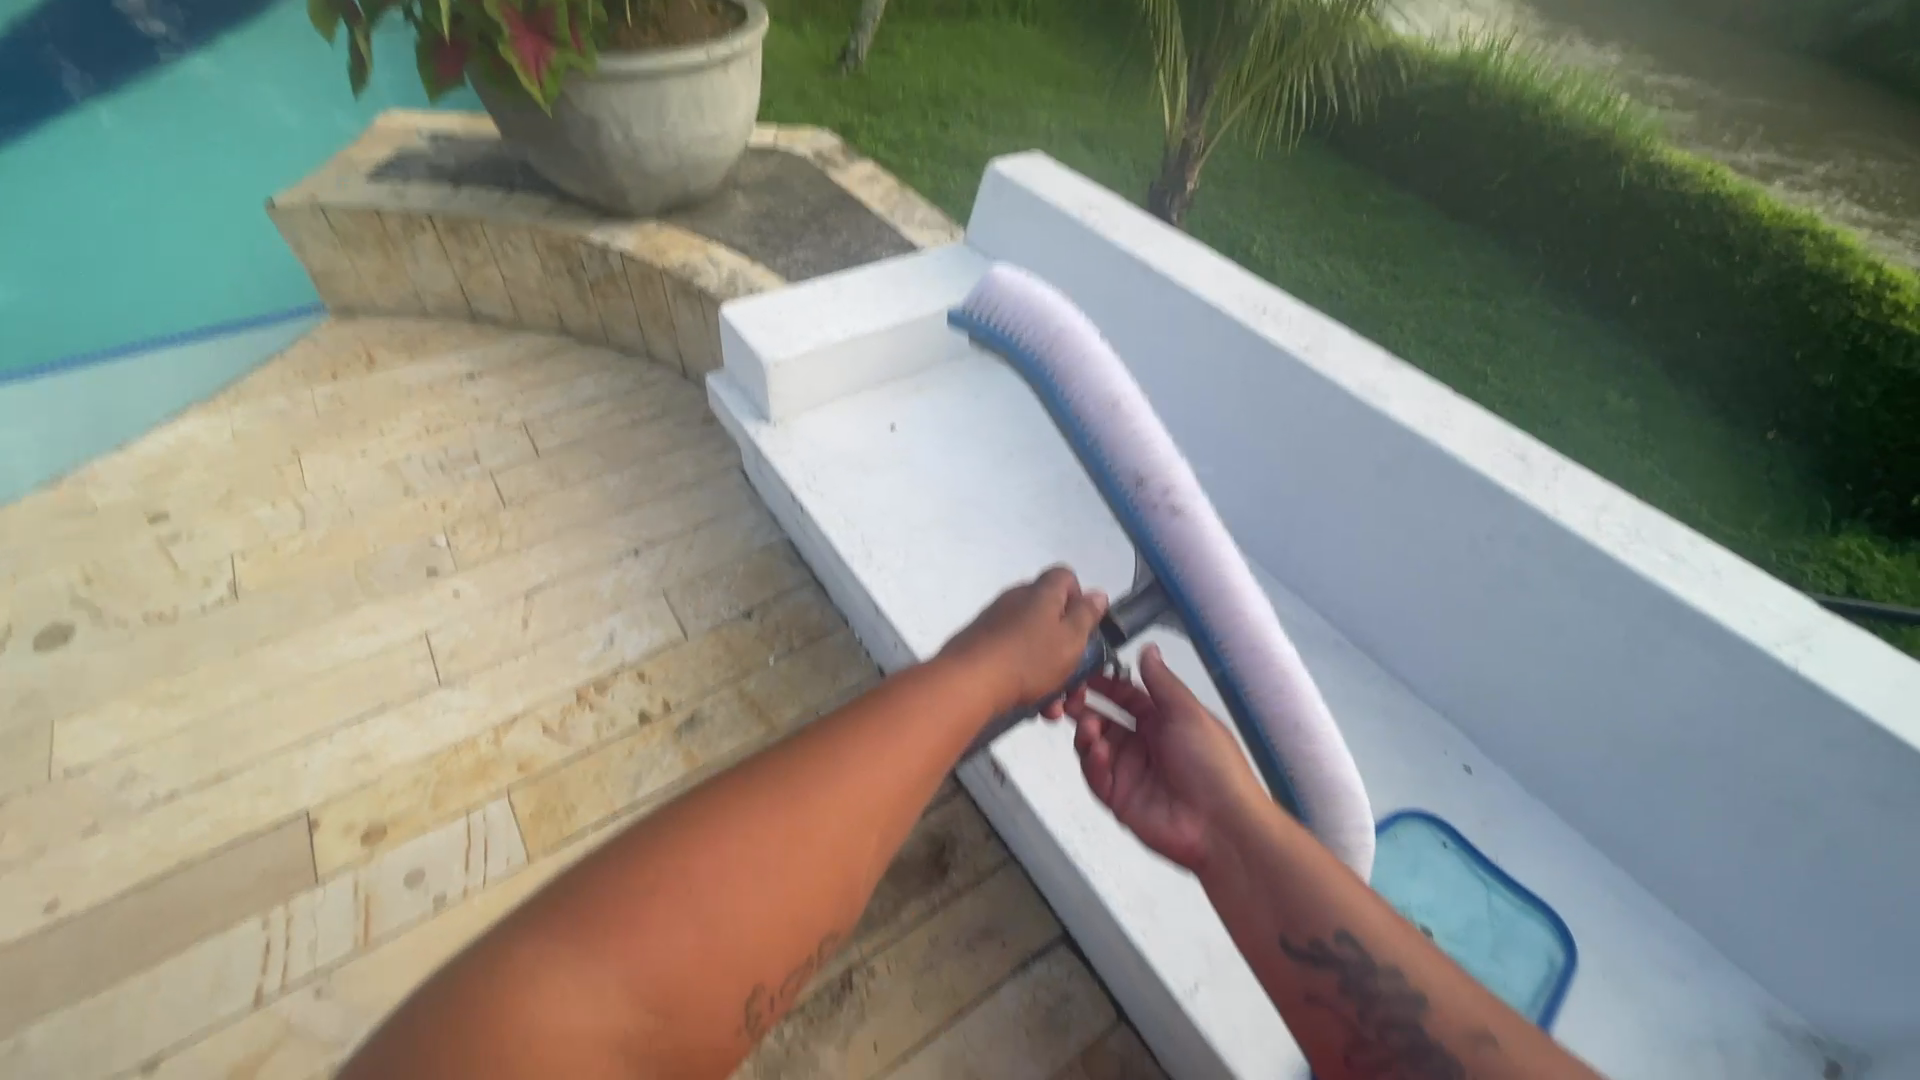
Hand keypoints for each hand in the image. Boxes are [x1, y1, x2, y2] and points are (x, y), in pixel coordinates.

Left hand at [939, 567, 1108, 718]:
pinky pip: (1011, 658)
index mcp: (1041, 592)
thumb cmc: (1028, 659)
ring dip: (1048, 674)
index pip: (1065, 578)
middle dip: (1067, 652)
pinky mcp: (978, 645)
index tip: (1084, 629)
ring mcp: (994, 622)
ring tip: (1053, 706)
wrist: (967, 683)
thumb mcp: (1071, 639)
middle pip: (1050, 617)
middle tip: (1074, 683)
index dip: (1079, 600)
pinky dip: (1024, 679)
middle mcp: (1016, 599)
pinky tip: (1030, 706)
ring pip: (1033, 644)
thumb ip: (1087, 615)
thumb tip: (1097, 593)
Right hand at [1061, 644, 1265, 873]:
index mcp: (1162, 721)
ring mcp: (1128, 771)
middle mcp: (1142, 743)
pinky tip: (1100, 755)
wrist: (1221, 826)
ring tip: (1091, 730)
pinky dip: (1093, 762)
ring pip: (1094, 745)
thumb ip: (1161, 682)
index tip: (1083, 673)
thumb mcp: (1188, 714)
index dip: (1105, 684)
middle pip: (1103, 719)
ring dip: (1087, 734)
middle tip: (1069, 699)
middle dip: (1084, 707)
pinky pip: (1096, 776)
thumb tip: (1147, 647)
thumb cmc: (1210, 762)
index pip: (1125, 696)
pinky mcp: (1118, 798)